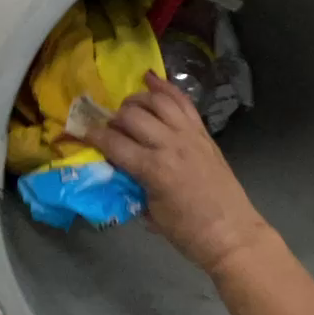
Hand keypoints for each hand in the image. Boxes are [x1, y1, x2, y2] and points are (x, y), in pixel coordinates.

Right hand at [90, 72, 278, 276]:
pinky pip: (183, 102)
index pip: (113, 143)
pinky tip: (151, 80)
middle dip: (113, 119)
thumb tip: (116, 170)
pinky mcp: (203, 133)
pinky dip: (165, 88)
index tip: (81, 133)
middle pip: (131, 116)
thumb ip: (132, 186)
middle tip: (108, 129)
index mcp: (153, 169)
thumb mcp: (150, 214)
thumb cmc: (189, 233)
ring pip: (157, 101)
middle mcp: (170, 144)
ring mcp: (189, 135)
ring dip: (136, 100)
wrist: (233, 235)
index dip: (92, 136)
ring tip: (127, 107)